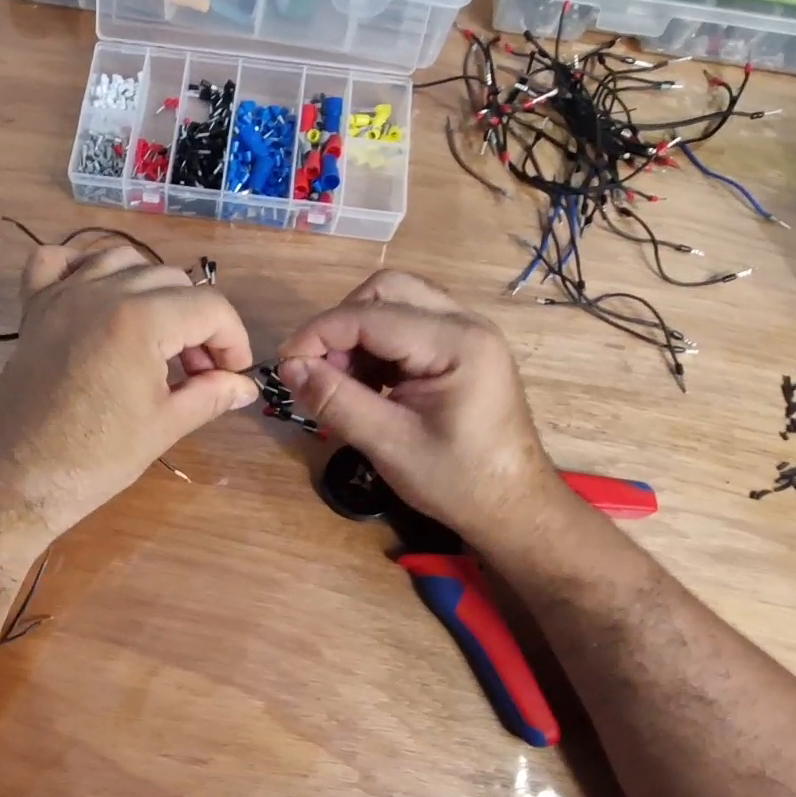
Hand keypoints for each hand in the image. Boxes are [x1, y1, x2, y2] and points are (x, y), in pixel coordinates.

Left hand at [0, 244, 259, 538]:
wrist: (17, 480)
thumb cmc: (95, 460)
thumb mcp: (164, 426)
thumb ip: (211, 394)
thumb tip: (244, 386)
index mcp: (140, 319)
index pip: (208, 307)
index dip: (232, 340)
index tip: (232, 375)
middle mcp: (101, 292)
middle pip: (171, 280)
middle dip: (196, 322)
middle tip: (196, 373)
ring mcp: (61, 296)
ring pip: (122, 260)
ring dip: (150, 291)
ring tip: (156, 338)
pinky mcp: (33, 309)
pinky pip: (56, 261)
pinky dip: (82, 268)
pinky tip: (98, 298)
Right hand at [277, 270, 563, 533]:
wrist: (511, 505)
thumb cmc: (457, 481)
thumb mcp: (389, 444)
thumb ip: (336, 401)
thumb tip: (288, 369)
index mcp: (458, 343)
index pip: (371, 315)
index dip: (319, 334)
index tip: (284, 366)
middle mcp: (466, 323)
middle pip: (385, 291)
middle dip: (340, 326)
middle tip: (318, 372)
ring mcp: (466, 333)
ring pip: (394, 303)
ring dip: (356, 336)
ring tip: (341, 384)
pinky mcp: (459, 348)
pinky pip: (406, 326)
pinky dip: (375, 347)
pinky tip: (365, 386)